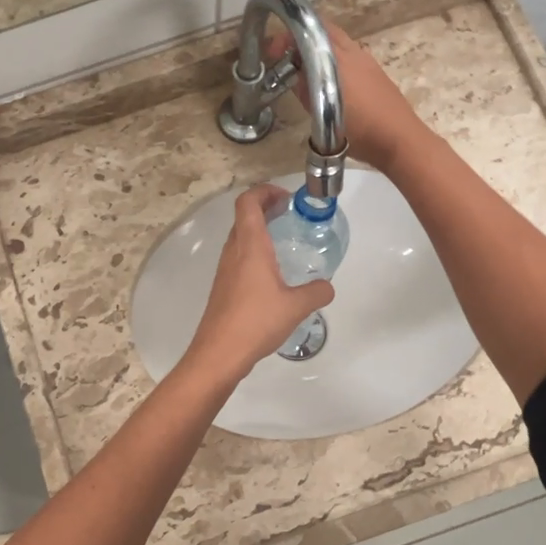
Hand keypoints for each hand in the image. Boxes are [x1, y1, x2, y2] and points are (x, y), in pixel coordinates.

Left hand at [183, 184, 335, 383]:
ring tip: (284, 242)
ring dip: (259, 231)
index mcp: (249, 246)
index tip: (287, 198)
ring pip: (240, 238)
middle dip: (266, 208)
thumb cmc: (255, 322)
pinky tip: (272, 275)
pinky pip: (238, 259)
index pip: (248, 202)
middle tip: (290, 214)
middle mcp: (233, 252)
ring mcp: (225, 271)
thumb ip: (316, 292)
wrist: (219, 353)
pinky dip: (254, 253)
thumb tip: (327, 287)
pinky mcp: (223, 288)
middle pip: (243, 217)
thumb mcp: (296, 306)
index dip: (265, 191)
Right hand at [265, 19, 432, 171]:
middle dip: (303, 40)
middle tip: (287, 59)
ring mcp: (368, 61)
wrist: (400, 140)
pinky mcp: (375, 73)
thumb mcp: (323, 116)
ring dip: (318, 53)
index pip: (310, 29)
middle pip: (325, 31)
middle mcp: (354, 53)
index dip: (287, 37)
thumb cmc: (361, 131)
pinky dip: (332, 63)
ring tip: (305, 74)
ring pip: (337, 45)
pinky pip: (348, 58)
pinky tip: (329, 87)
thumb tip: (295, 74)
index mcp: (339, 59)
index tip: (273, 53)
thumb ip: (305, 90)